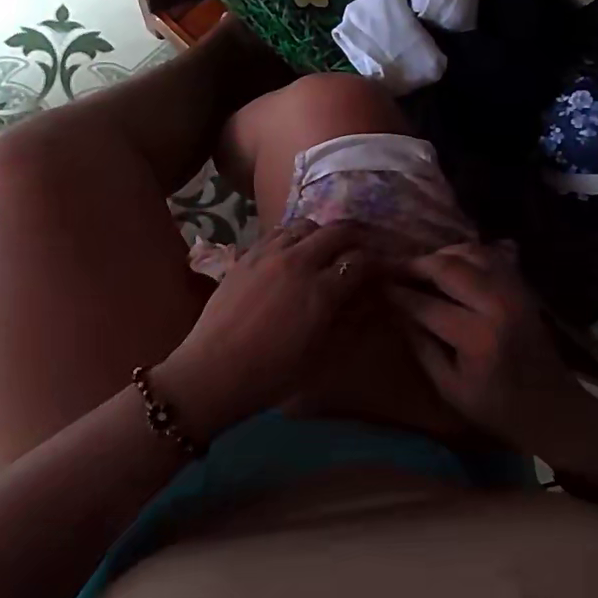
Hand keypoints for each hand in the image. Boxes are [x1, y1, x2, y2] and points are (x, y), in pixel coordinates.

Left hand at [158, 218, 374, 434]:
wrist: (214, 371)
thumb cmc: (273, 373)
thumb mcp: (322, 355)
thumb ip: (352, 322)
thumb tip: (373, 300)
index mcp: (321, 291)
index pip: (360, 261)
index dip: (377, 263)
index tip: (382, 269)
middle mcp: (298, 263)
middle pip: (338, 231)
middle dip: (357, 237)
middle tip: (363, 248)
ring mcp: (269, 255)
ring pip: (307, 225)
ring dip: (324, 233)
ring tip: (327, 249)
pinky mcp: (246, 256)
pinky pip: (278, 232)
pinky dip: (295, 236)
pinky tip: (294, 252)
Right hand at [387, 242, 597, 483]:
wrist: (554, 407)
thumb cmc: (497, 407)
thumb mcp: (450, 387)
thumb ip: (422, 346)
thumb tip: (397, 311)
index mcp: (477, 337)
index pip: (426, 304)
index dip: (398, 293)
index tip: (378, 286)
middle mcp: (497, 305)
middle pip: (448, 267)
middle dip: (416, 265)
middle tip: (394, 268)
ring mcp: (514, 291)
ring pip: (471, 252)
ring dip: (441, 255)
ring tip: (421, 267)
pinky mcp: (523, 288)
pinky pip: (491, 256)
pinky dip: (466, 255)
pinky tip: (450, 265)